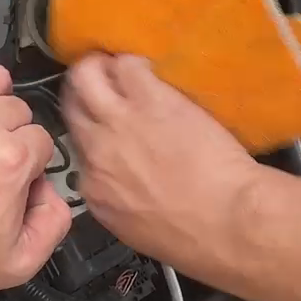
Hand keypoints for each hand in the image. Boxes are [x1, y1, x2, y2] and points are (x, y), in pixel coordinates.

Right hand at [63, 54, 269, 274]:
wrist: (228, 222)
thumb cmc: (196, 238)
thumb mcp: (137, 228)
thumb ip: (117, 196)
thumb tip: (122, 177)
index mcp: (94, 187)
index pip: (78, 146)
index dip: (92, 129)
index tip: (106, 124)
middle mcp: (96, 150)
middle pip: (72, 105)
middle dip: (82, 92)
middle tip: (101, 84)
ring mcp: (118, 120)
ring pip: (85, 76)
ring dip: (97, 66)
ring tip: (115, 65)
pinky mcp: (148, 98)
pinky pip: (127, 65)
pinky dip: (135, 63)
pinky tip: (150, 68)